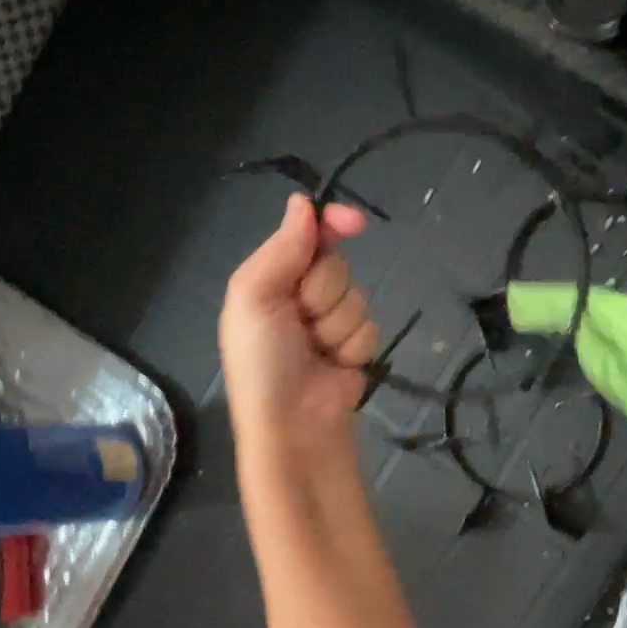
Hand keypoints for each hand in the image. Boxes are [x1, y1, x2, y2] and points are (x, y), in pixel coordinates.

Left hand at [220, 194, 377, 452]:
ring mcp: (330, 323)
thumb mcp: (255, 298)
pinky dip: (355, 348)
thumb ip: (281, 250)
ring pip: (358, 298)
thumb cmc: (264, 362)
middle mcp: (300, 296)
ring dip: (339, 326)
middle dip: (325, 293)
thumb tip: (303, 203)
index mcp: (270, 278)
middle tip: (303, 321)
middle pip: (338, 265)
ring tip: (318, 352)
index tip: (356, 222)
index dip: (332, 223)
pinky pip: (371, 329)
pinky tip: (337, 366)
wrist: (296, 425)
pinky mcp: (355, 348)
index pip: (307, 235)